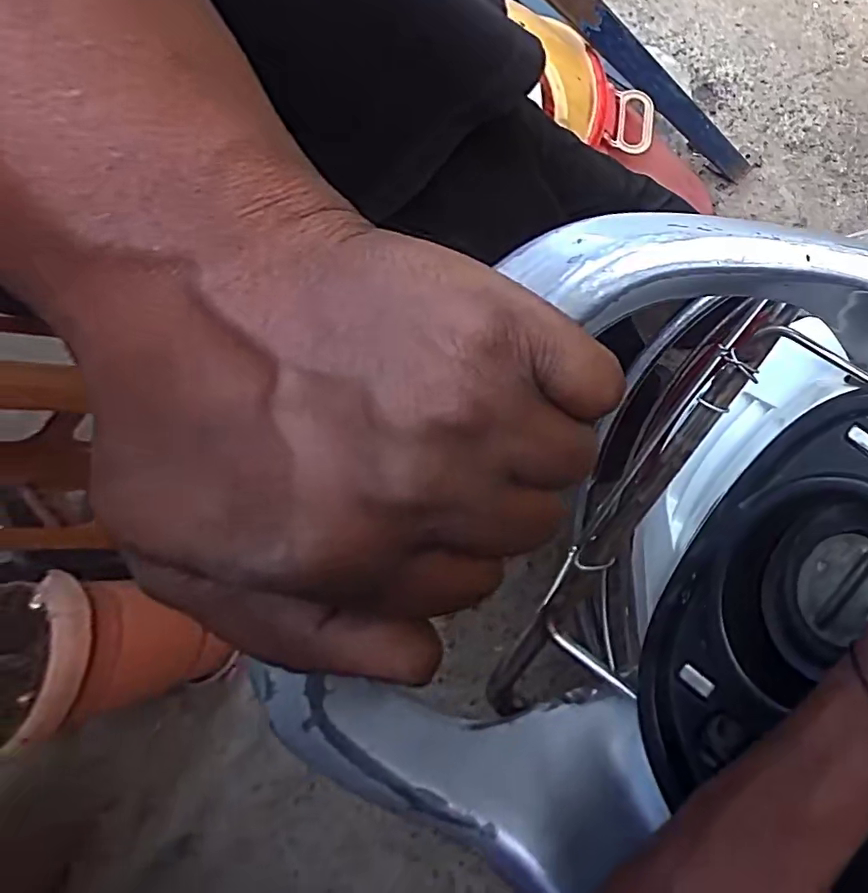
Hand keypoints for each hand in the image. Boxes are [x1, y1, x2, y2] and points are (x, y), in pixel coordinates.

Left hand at [68, 212, 623, 683]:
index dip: (458, 547)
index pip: (475, 584)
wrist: (211, 279)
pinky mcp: (520, 335)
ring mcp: (482, 404)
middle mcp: (427, 484)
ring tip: (494, 404)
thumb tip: (425, 662)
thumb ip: (304, 632)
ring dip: (544, 439)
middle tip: (461, 447)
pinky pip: (600, 389)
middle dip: (503, 492)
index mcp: (352, 550)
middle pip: (537, 520)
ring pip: (576, 458)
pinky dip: (579, 385)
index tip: (440, 508)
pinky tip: (532, 372)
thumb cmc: (198, 409)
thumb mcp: (194, 553)